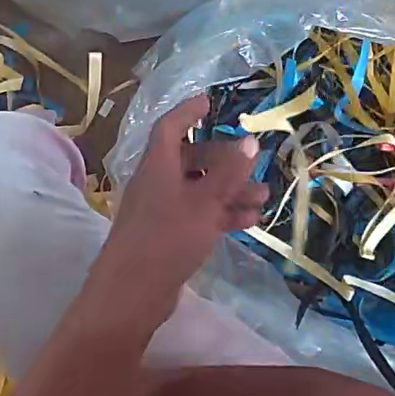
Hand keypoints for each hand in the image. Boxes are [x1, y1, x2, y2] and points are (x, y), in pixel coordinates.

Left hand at [97, 96, 265, 295]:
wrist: (132, 293)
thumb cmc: (166, 239)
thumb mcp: (203, 204)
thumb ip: (227, 174)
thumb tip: (249, 142)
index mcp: (157, 166)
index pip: (169, 127)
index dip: (187, 112)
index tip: (208, 102)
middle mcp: (156, 183)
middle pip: (190, 159)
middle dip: (224, 161)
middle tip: (254, 166)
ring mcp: (161, 210)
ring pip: (198, 189)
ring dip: (229, 190)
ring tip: (262, 198)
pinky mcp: (167, 234)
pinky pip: (197, 213)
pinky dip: (221, 213)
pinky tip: (249, 221)